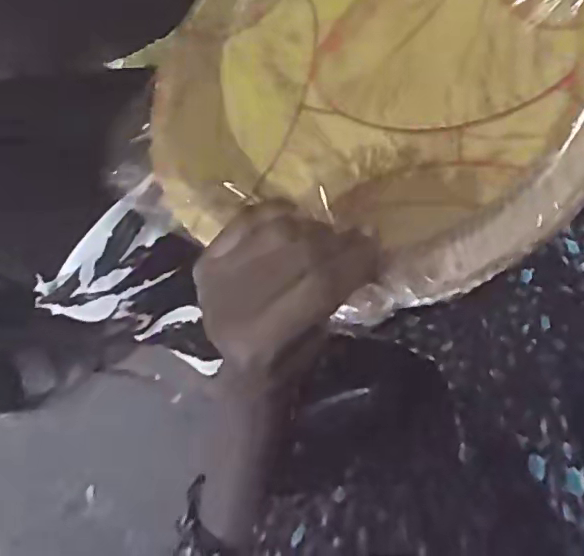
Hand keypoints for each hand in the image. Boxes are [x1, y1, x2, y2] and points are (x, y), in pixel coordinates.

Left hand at [194, 206, 378, 394]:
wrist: (211, 372)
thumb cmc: (272, 370)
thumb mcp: (309, 349)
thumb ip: (333, 301)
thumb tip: (367, 253)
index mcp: (262, 340)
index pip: (320, 285)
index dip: (354, 261)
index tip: (377, 247)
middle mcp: (234, 305)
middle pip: (300, 252)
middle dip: (339, 241)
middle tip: (360, 236)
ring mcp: (215, 277)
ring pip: (277, 230)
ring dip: (312, 226)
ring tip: (328, 234)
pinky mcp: (206, 258)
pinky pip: (249, 218)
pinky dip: (278, 212)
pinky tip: (295, 217)